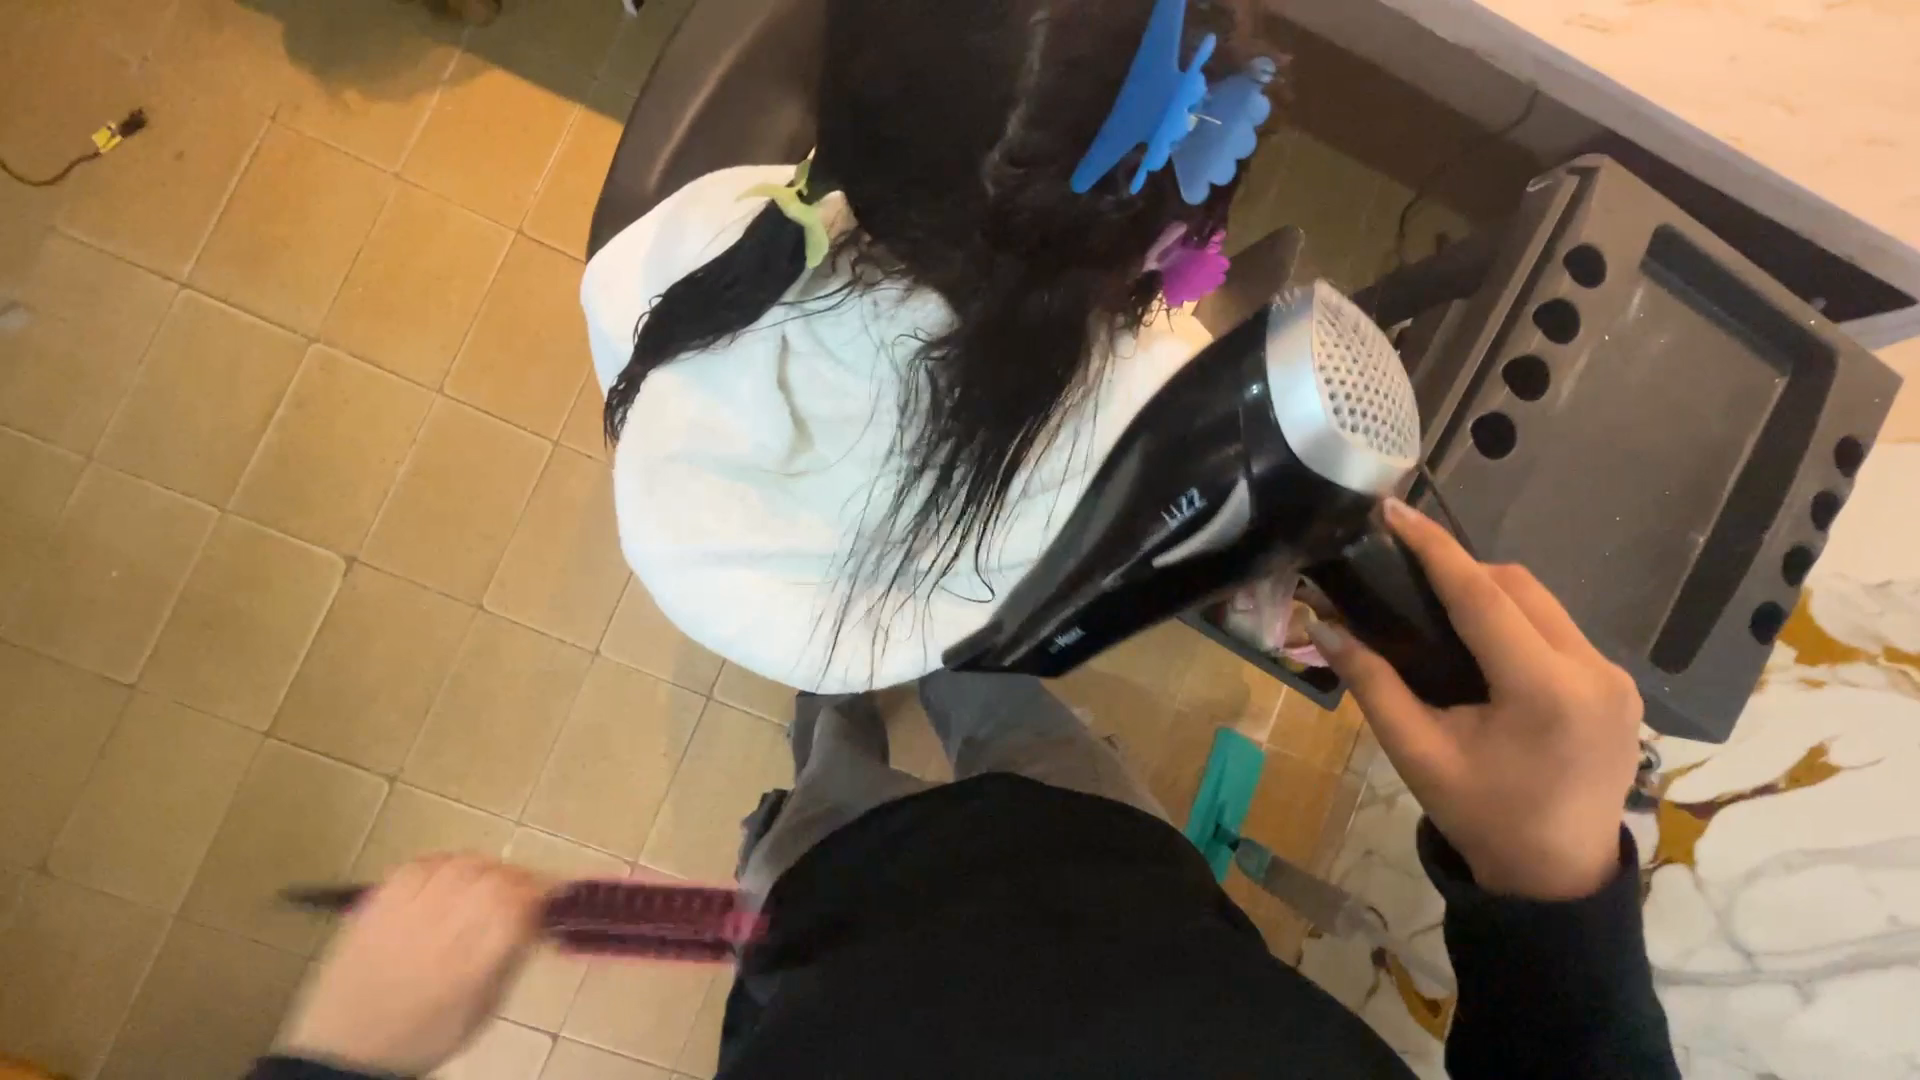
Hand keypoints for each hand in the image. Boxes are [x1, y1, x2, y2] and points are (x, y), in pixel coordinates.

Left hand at [280, 855, 547, 1075]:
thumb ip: (513, 956)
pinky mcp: (376, 905)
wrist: (345, 1054)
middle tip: (521, 891)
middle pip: (495, 879)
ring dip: (485, 868)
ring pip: (462, 865)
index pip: (520, 904)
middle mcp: (440, 931)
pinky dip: (443, 862)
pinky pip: (420, 864)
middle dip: (517, 879)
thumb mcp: (485, 1006)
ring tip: (485, 883)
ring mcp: (406, 914)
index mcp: (472, 962)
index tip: (550, 896)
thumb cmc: (427, 1033)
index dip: (542, 892)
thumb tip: (540, 917)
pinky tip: (449, 876)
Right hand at [1310, 499, 1642, 899]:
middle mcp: (1593, 672)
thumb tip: (1322, 625)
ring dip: (1489, 591)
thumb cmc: (1479, 812)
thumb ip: (1370, 681)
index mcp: (1543, 690)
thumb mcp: (1414, 749)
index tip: (1394, 510)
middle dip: (1461, 568)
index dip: (1434, 548)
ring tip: (1436, 605)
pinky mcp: (1618, 686)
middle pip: (1520, 587)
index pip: (1481, 596)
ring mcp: (1615, 678)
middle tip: (1405, 573)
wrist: (1556, 875)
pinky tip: (1481, 640)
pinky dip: (1514, 618)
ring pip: (1544, 602)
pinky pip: (1558, 628)